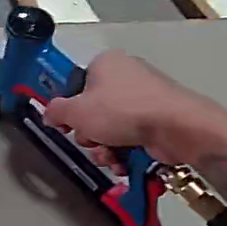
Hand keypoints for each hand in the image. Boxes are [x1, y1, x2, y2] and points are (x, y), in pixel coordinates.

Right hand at [42, 51, 212, 156]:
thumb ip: (55, 111)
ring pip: (110, 128)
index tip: (65, 125)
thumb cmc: (120, 111)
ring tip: (110, 156)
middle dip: (89, 134)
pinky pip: (131, 136)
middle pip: (93, 110)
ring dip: (104, 148)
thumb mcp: (75, 112)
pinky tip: (124, 162)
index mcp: (105, 63)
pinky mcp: (159, 119)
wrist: (176, 128)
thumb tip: (50, 114)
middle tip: (91, 140)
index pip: (75, 85)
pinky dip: (124, 152)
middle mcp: (126, 75)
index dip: (67, 108)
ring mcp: (145, 98)